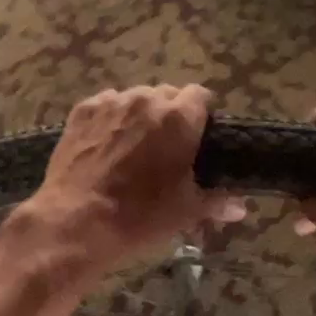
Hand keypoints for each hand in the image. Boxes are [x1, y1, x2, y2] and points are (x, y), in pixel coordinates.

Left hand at [12, 85, 214, 278]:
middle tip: (167, 148)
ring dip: (141, 115)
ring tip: (133, 147)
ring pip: (136, 98)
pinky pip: (107, 105)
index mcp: (179, 117)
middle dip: (172, 114)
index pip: (201, 96)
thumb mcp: (185, 211)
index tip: (199, 137)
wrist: (76, 220)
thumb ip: (216, 201)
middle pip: (168, 94)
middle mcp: (147, 99)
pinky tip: (105, 145)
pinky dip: (111, 119)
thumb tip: (239, 206)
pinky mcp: (83, 109)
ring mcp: (112, 101)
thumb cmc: (140, 216)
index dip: (202, 114)